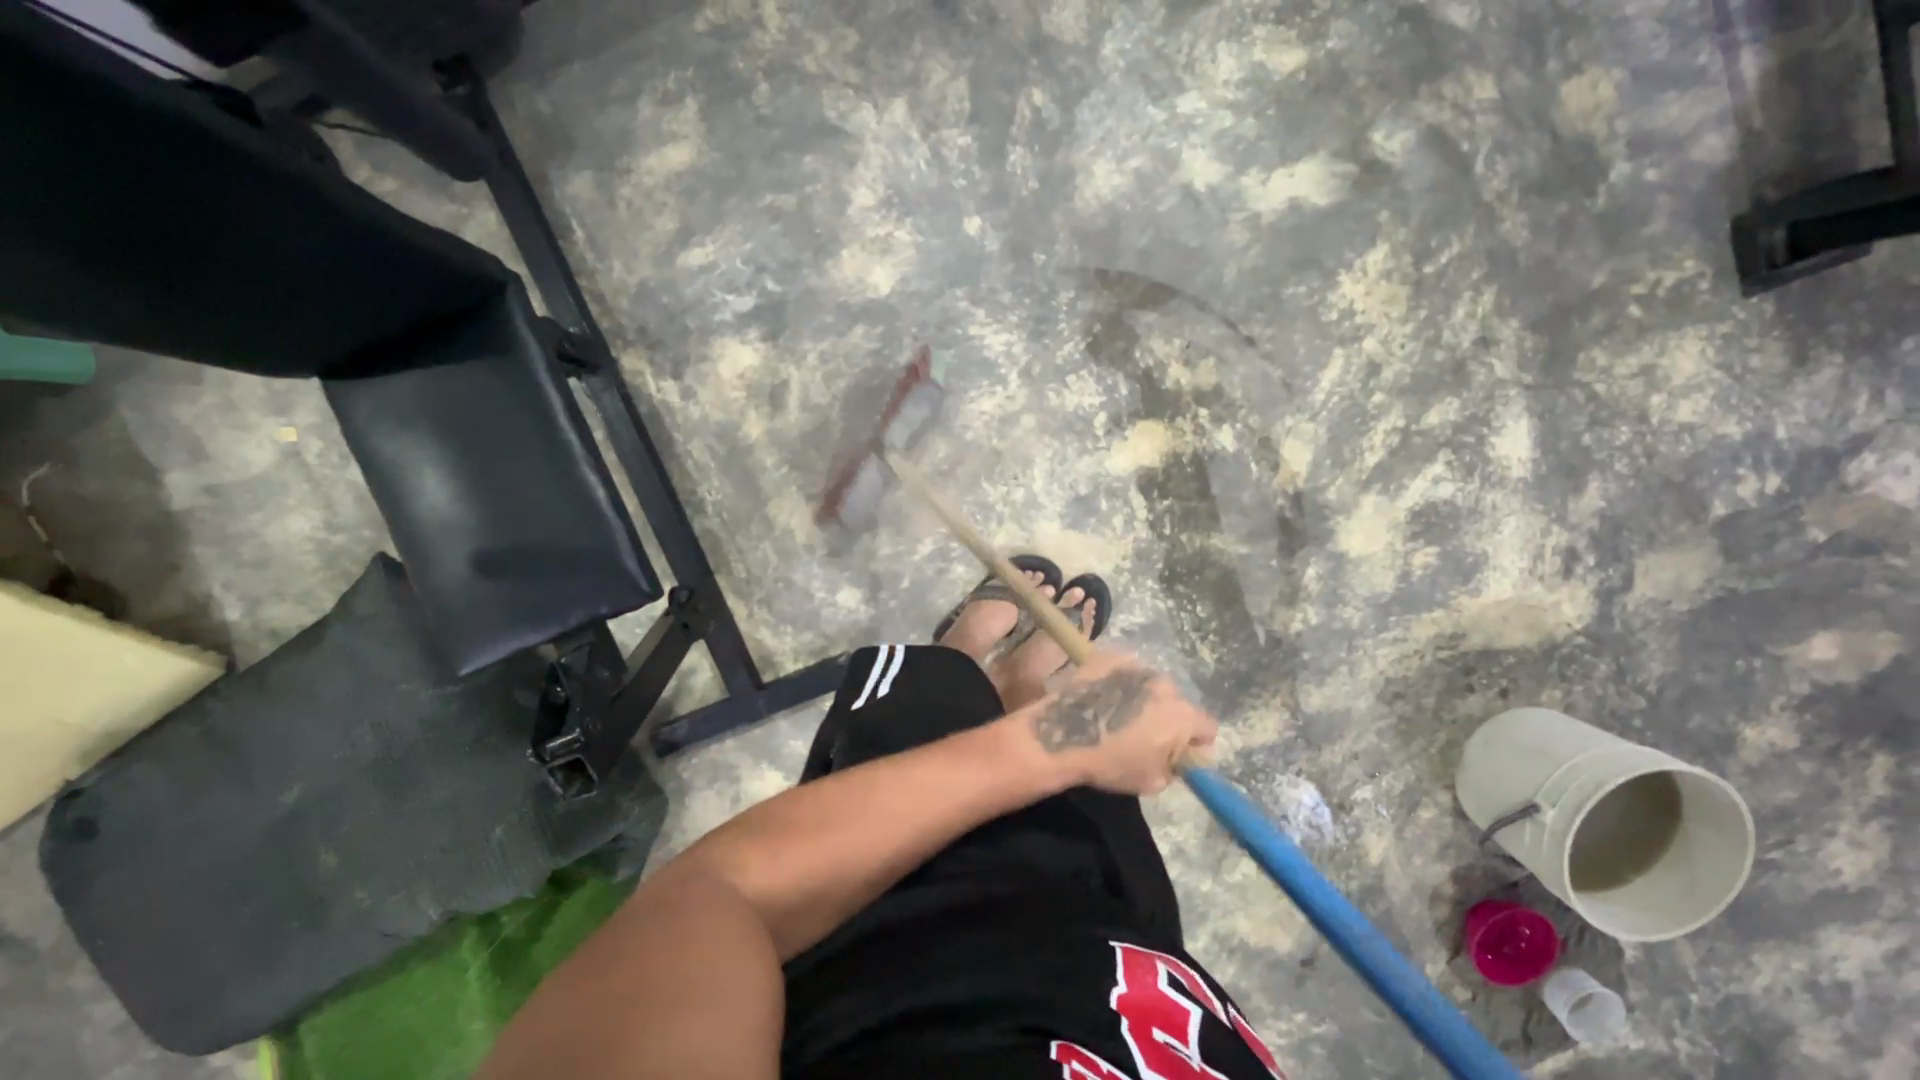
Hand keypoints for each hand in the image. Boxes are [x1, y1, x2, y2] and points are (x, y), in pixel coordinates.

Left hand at [1020, 651, 1216, 795]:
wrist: (1060, 735)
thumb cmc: (1110, 763)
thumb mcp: (1153, 782)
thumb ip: (1175, 767)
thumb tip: (1176, 758)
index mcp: (1183, 715)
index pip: (1207, 727)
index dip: (1196, 742)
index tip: (1180, 752)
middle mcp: (1166, 684)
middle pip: (1177, 703)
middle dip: (1167, 718)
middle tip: (1143, 734)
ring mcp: (1137, 667)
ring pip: (1150, 686)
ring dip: (1142, 698)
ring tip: (1116, 715)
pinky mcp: (1110, 657)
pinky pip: (1124, 672)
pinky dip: (1118, 684)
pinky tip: (1101, 699)